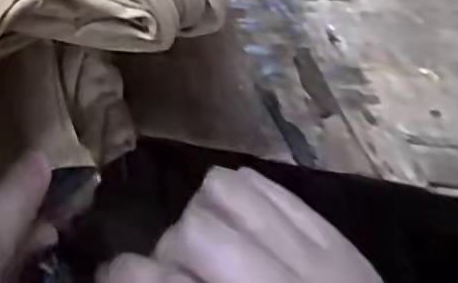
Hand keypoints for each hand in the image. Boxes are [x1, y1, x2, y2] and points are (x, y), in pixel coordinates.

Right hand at [99, 167, 381, 282]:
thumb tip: (126, 273)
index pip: (151, 276)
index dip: (124, 275)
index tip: (120, 279)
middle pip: (191, 231)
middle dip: (172, 252)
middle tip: (183, 278)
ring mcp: (317, 260)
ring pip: (222, 190)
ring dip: (204, 215)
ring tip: (214, 250)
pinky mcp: (337, 242)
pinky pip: (264, 185)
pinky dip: (242, 197)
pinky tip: (245, 230)